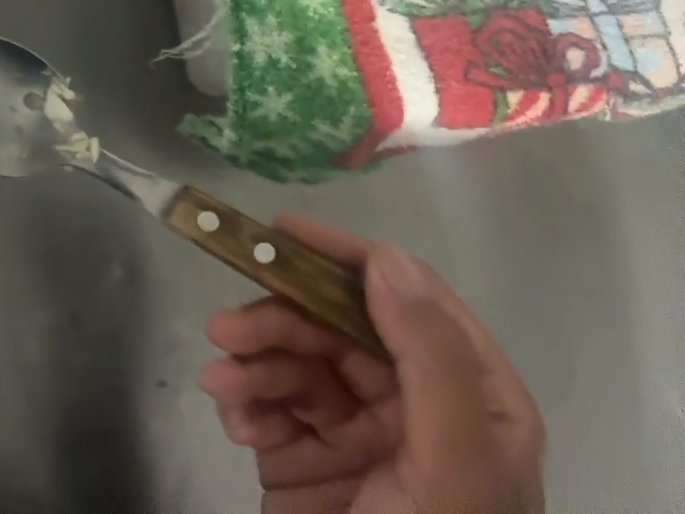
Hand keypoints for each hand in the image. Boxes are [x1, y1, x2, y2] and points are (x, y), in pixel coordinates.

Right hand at [198, 215, 544, 513]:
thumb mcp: (452, 461)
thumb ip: (429, 357)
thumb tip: (387, 260)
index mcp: (468, 396)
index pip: (408, 298)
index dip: (346, 258)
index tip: (279, 230)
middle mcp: (408, 401)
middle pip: (328, 325)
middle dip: (273, 321)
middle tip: (224, 330)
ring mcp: (350, 426)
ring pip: (286, 359)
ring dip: (248, 366)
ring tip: (222, 386)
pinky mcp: (299, 449)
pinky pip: (262, 401)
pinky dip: (242, 404)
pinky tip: (238, 425)